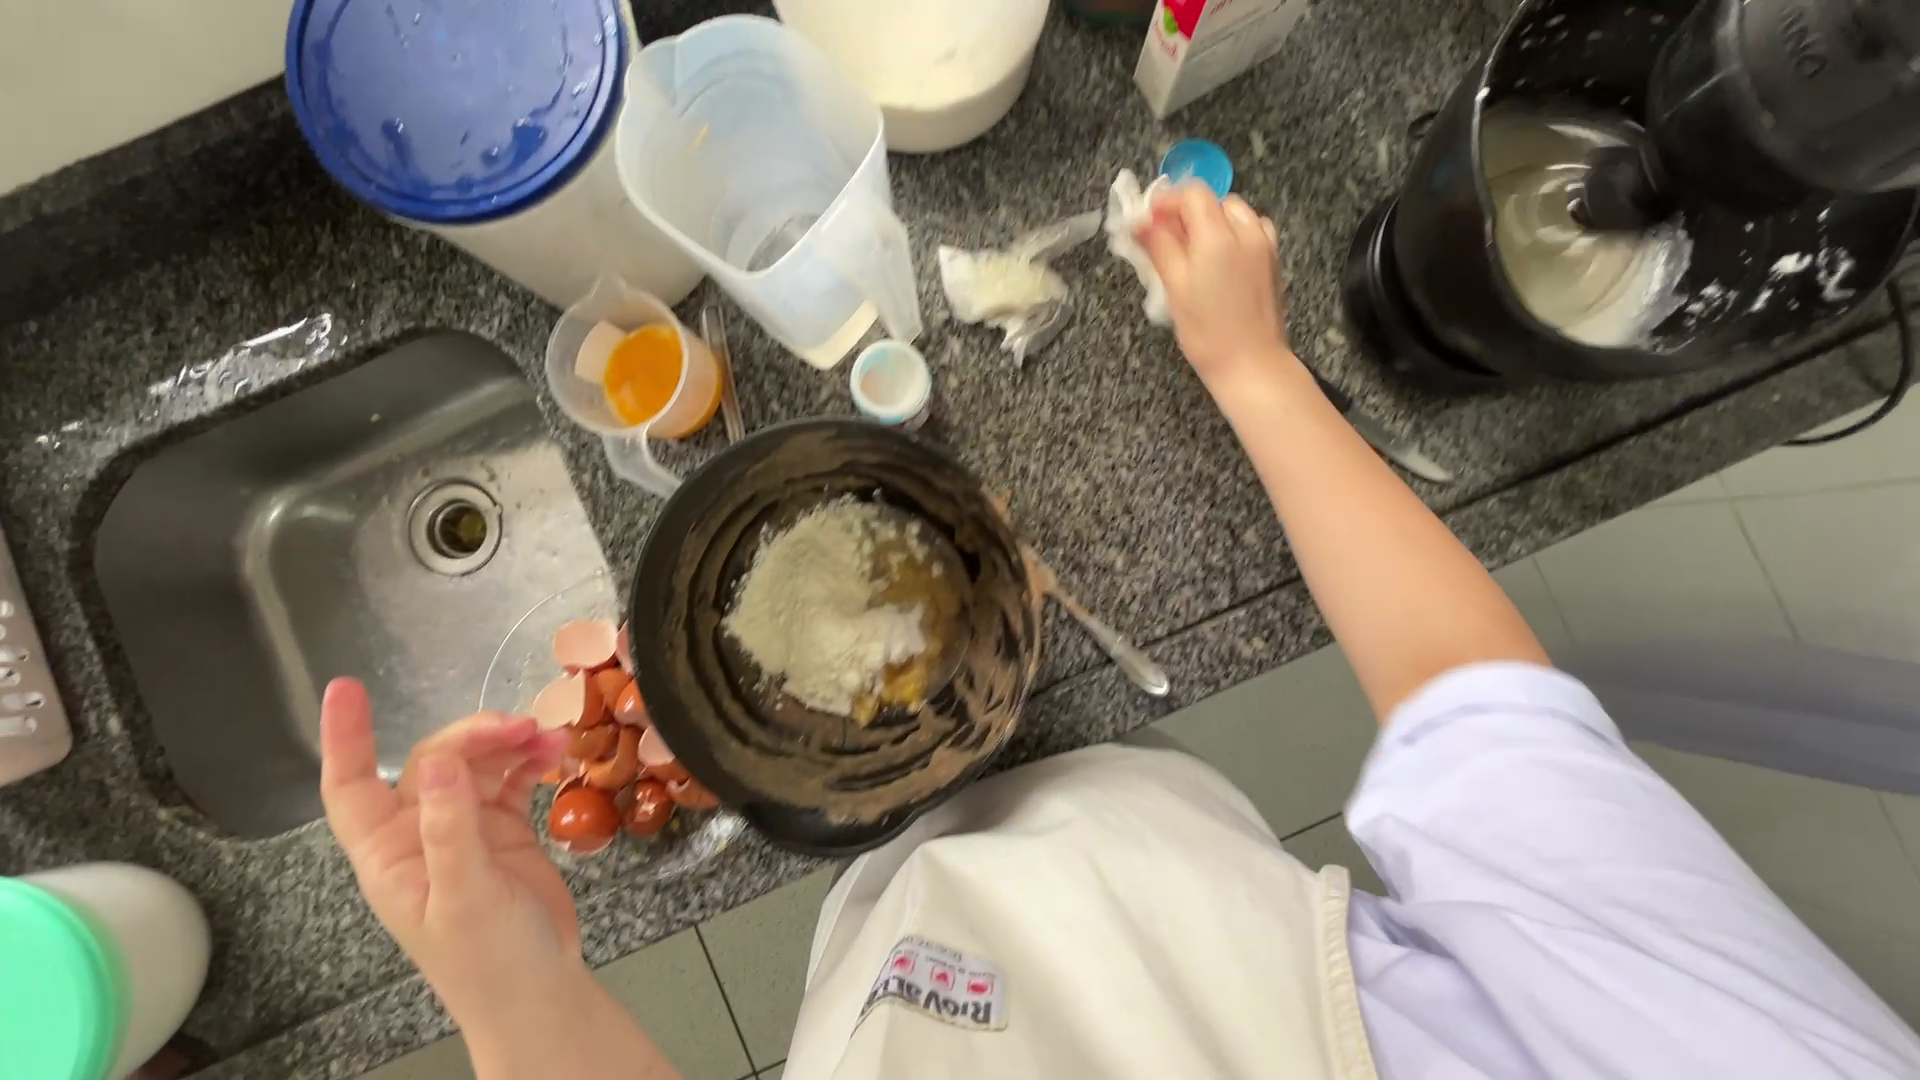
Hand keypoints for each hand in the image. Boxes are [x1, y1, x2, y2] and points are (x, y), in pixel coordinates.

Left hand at [319, 678, 579, 1028]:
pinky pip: (513, 780)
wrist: (538, 987)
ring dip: (511, 744)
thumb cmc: (487, 958)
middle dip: (475, 737)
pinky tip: (555, 755)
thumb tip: (436, 760)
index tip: (347, 690)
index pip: (353, 785)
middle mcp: (421, 834)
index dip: (347, 738)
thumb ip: (449, 828)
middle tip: (523, 727)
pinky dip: (532, 761)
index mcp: (391, 854)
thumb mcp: (465, 895)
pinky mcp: (505, 831)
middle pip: (436, 761)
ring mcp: (466, 830)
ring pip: (478, 765)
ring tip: (550, 739)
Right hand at [1137, 183, 1300, 387]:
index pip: (1192, 193)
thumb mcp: (1174, 288)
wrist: (1250, 363)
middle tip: (1166, 240)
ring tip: (1194, 250)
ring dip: (1212, 222)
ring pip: (1235, 213)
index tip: (1149, 221)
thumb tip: (1141, 221)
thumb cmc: (1206, 332)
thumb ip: (1159, 247)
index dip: (1167, 201)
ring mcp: (1264, 244)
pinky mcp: (1273, 260)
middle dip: (1188, 213)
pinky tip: (1223, 258)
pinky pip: (1252, 230)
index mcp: (1217, 235)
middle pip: (1214, 201)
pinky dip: (1234, 234)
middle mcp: (1245, 231)